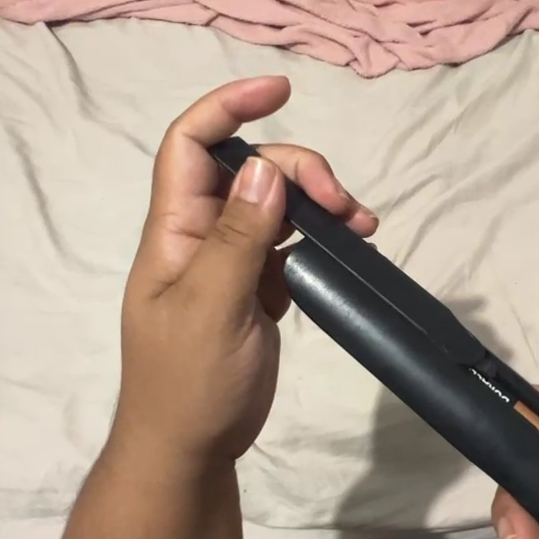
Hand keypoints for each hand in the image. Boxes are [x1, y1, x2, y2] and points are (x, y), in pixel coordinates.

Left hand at [111, 76, 376, 470]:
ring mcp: (232, 261)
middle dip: (299, 171)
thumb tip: (263, 167)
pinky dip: (322, 238)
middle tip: (342, 203)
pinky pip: (291, 243)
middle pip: (249, 170)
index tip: (281, 90)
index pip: (191, 145)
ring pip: (277, 205)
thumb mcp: (212, 309)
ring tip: (361, 224)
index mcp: (176, 230)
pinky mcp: (257, 288)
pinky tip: (351, 246)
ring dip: (320, 203)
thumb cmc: (188, 383)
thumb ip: (238, 238)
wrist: (191, 447)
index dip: (229, 107)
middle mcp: (203, 234)